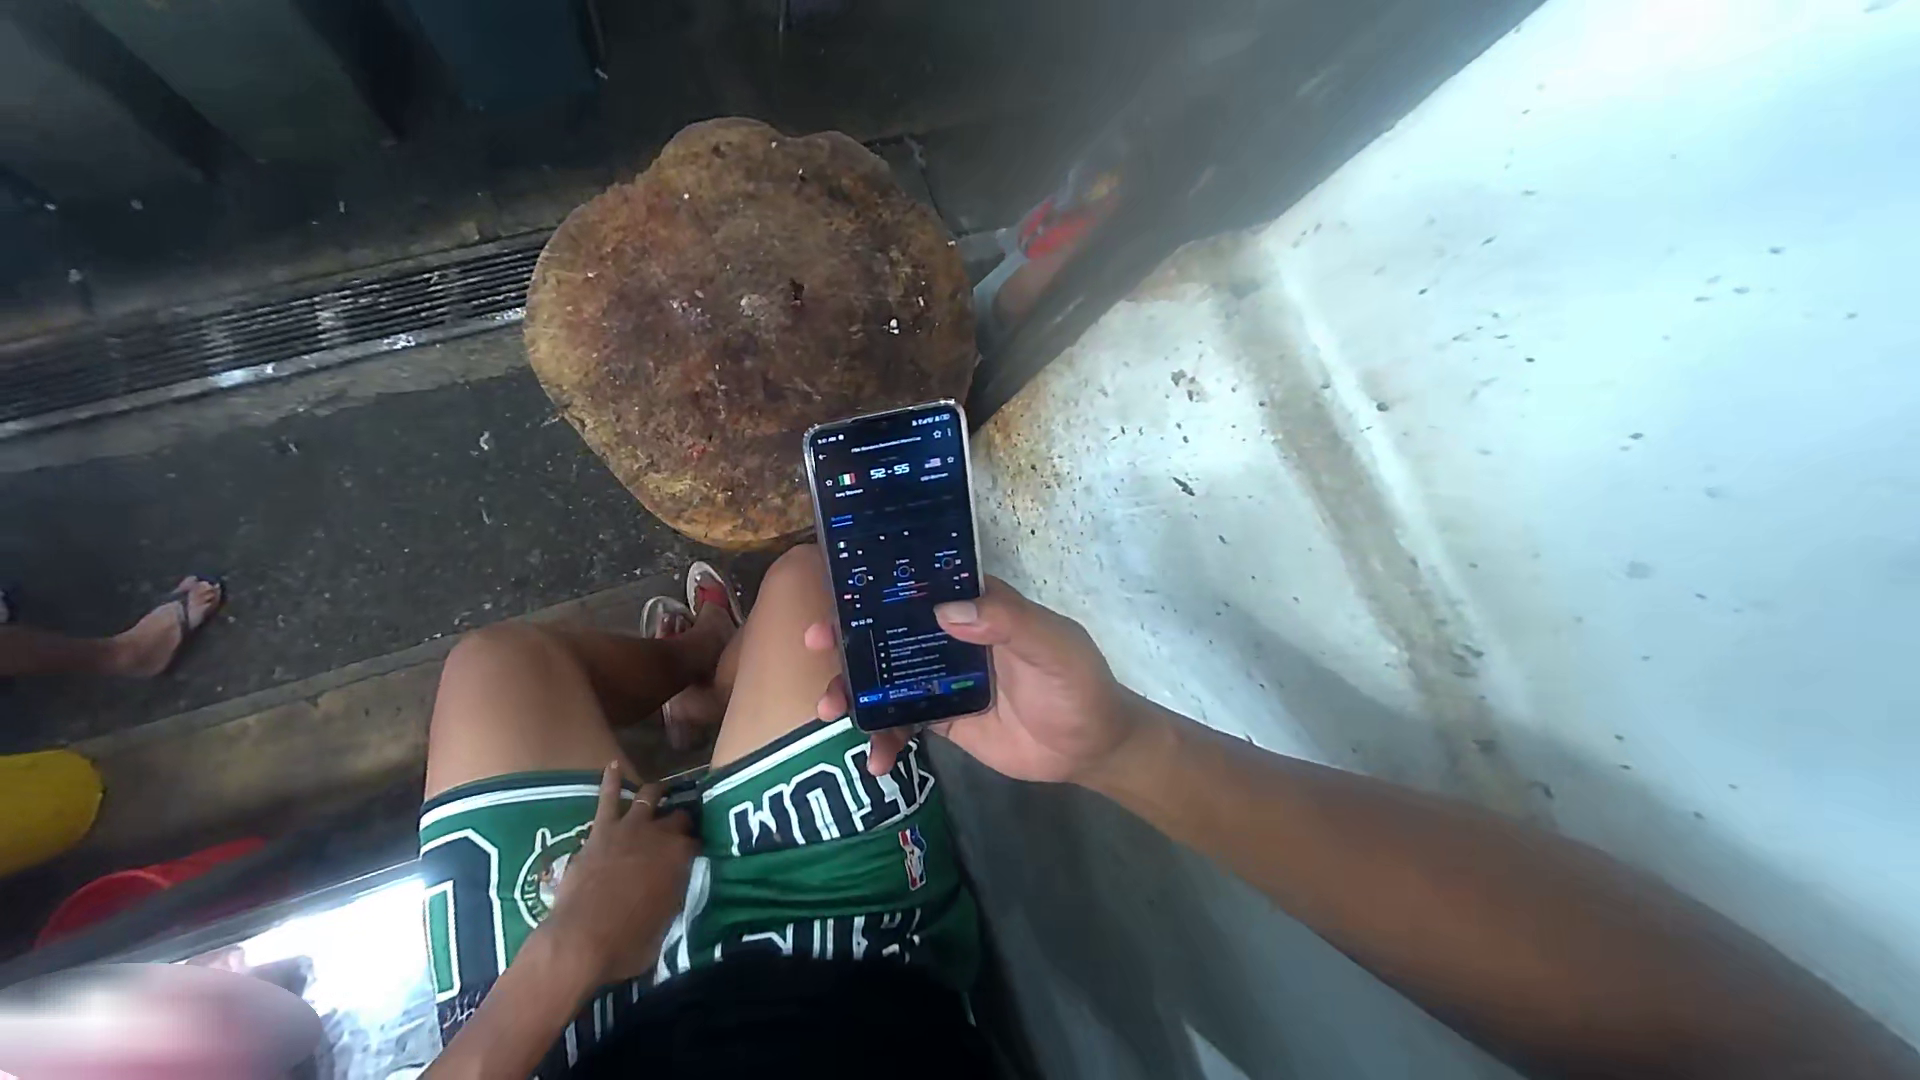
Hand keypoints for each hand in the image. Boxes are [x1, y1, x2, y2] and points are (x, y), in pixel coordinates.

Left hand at [536, 765, 699, 987]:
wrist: (579, 942)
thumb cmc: (628, 943)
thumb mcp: (667, 924)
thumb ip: (676, 897)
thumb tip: (677, 889)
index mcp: (683, 857)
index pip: (699, 841)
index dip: (699, 845)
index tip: (698, 851)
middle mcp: (663, 834)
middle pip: (679, 817)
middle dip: (683, 818)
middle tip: (682, 825)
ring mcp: (632, 828)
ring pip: (650, 797)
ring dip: (657, 793)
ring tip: (662, 790)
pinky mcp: (602, 830)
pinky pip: (608, 799)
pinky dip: (612, 781)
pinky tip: (614, 766)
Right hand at [807, 577, 1148, 785]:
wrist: (1090, 748)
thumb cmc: (1077, 684)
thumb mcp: (1052, 646)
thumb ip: (1008, 622)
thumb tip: (946, 609)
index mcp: (976, 609)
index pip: (922, 587)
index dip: (879, 587)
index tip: (840, 591)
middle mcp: (952, 639)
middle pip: (891, 632)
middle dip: (849, 638)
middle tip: (814, 645)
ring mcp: (942, 680)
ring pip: (886, 679)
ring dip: (853, 692)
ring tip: (829, 712)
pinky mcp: (942, 719)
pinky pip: (902, 724)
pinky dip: (884, 741)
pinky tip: (876, 762)